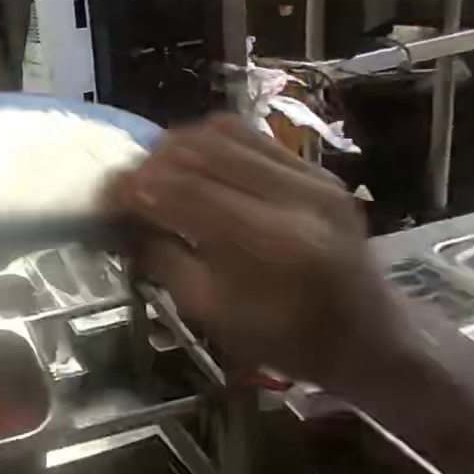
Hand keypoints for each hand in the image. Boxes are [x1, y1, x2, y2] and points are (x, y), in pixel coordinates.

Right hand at [110, 116, 401, 384]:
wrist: (369, 336)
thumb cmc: (286, 340)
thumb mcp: (212, 313)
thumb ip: (162, 258)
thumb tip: (122, 219)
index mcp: (271, 245)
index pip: (184, 192)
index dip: (134, 188)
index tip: (104, 196)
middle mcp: (294, 197)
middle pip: (200, 153)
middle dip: (149, 164)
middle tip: (125, 186)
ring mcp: (311, 175)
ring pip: (222, 133)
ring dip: (176, 147)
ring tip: (154, 170)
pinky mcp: (317, 168)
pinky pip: (249, 134)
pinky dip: (208, 141)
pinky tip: (192, 161)